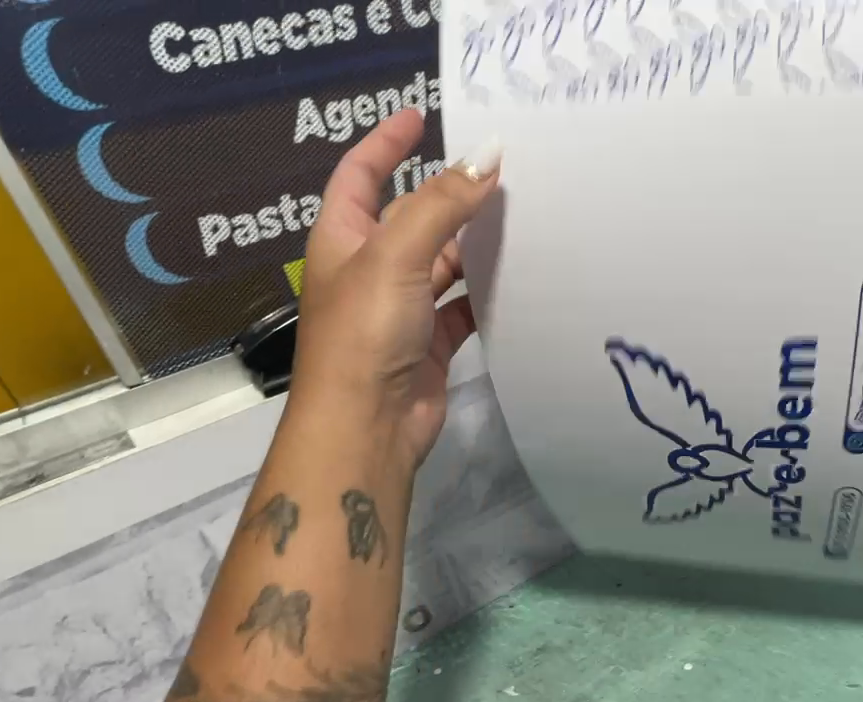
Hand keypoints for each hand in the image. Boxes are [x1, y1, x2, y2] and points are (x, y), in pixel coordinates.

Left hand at [291, 109, 500, 466]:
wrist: (368, 424)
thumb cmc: (365, 332)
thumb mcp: (397, 255)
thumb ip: (442, 205)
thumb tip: (488, 157)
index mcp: (343, 238)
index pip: (361, 175)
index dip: (386, 143)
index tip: (419, 116)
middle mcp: (371, 269)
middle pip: (412, 218)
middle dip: (447, 196)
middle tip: (496, 173)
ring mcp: (402, 309)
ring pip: (443, 264)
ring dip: (473, 246)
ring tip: (519, 220)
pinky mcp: (431, 343)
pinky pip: (463, 307)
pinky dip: (486, 294)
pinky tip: (518, 281)